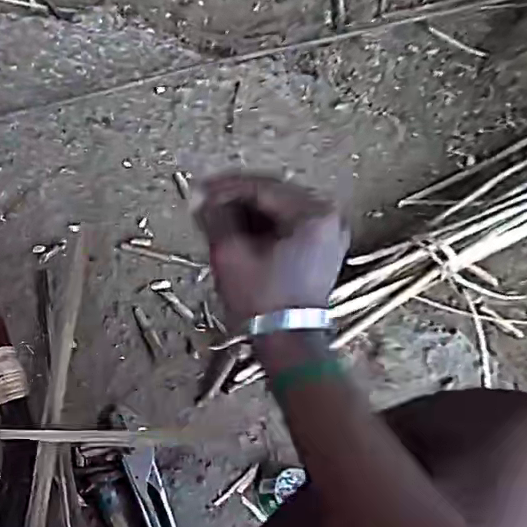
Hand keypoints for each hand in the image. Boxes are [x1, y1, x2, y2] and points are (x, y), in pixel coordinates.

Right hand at [193, 172, 349, 325]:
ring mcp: (329, 233)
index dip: (224, 188)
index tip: (198, 191)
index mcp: (312, 214)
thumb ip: (216, 217)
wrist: (287, 339)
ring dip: (246, 211)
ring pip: (279, 209)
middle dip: (235, 197)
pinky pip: (287, 225)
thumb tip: (202, 197)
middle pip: (272, 194)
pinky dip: (262, 225)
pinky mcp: (322, 249)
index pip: (260, 187)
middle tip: (203, 201)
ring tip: (215, 217)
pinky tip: (237, 230)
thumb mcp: (230, 254)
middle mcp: (328, 217)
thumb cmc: (261, 299)